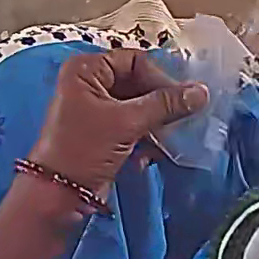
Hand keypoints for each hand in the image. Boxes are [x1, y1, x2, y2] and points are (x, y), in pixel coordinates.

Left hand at [27, 50, 207, 196]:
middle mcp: (89, 83)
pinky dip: (144, 137)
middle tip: (182, 117)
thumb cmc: (84, 149)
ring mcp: (95, 108)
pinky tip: (150, 155)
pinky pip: (132, 124)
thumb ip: (165, 104)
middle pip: (138, 83)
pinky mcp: (102, 132)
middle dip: (159, 104)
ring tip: (168, 139)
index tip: (181, 98)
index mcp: (86, 69)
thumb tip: (201, 92)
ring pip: (138, 106)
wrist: (57, 197)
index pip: (134, 61)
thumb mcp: (126, 122)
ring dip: (154, 123)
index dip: (159, 77)